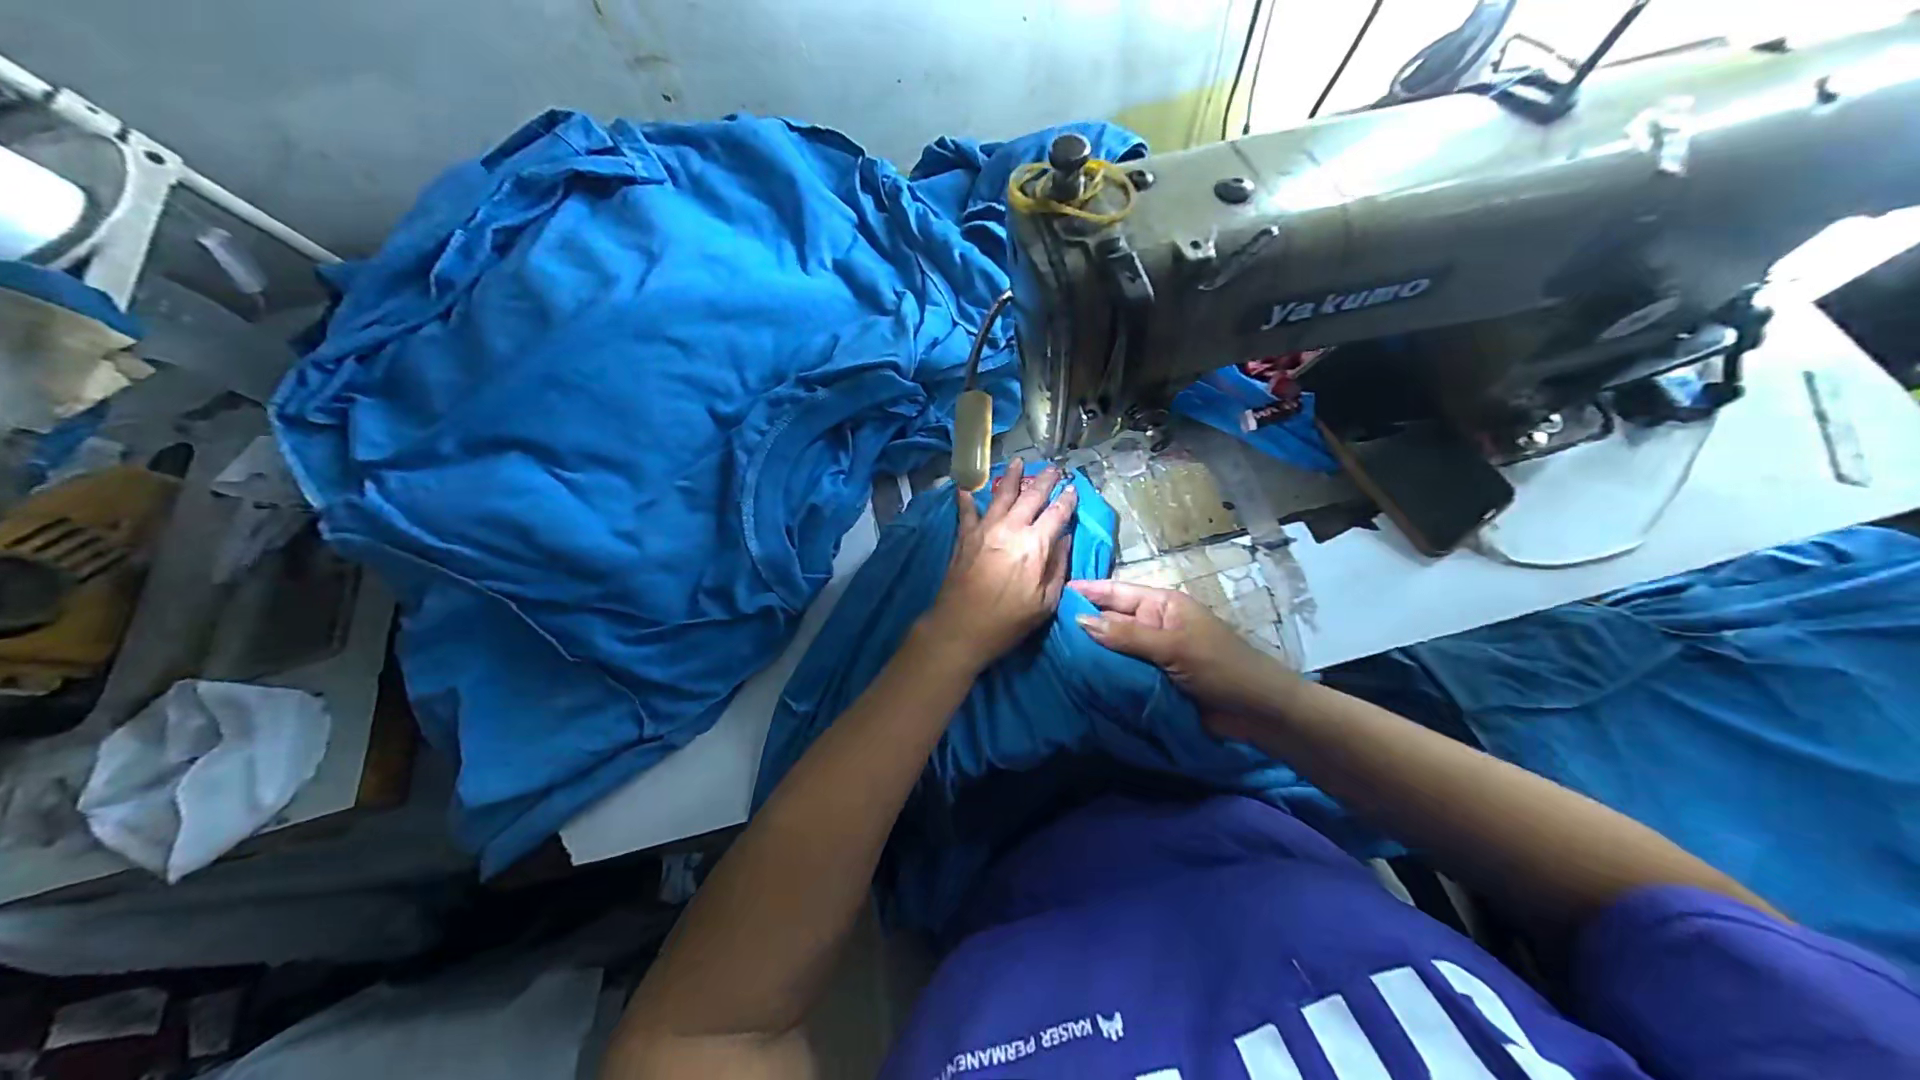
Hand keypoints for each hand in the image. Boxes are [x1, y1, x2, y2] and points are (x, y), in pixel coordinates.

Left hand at [921, 460, 1076, 672]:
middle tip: (1054, 468)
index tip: (1073, 488)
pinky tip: (966, 487)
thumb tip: (1066, 539)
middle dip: (1045, 480)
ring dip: (1012, 477)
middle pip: (1031, 496)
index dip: (1067, 500)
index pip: (1057, 514)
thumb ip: (1058, 567)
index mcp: (1035, 545)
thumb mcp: (1046, 602)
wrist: (960, 628)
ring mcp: (985, 529)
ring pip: (1001, 495)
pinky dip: (967, 498)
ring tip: (1018, 462)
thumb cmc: (1008, 621)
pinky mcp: (964, 537)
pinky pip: (967, 511)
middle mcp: (1011, 528)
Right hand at [1069, 580, 1297, 739]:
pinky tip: (1074, 675)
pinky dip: (1101, 673)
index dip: (1087, 591)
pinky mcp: (1150, 680)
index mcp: (1161, 605)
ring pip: (1112, 647)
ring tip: (1048, 650)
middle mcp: (1153, 625)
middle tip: (1040, 625)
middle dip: (1081, 622)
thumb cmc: (1220, 667)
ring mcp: (1151, 654)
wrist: (1257, 711)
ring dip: (1088, 650)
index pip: (1116, 592)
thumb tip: (1080, 621)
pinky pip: (1120, 672)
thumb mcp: (1173, 647)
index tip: (1052, 590)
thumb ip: (1126, 635)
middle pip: (1110, 619)